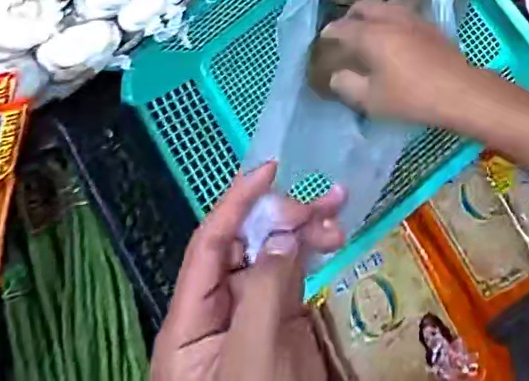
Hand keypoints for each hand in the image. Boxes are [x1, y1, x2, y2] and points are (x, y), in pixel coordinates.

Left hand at [152, 162, 346, 380]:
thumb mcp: (254, 360)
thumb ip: (265, 290)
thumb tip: (283, 232)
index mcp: (189, 324)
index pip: (208, 245)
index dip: (235, 201)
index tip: (270, 168)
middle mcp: (218, 312)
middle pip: (244, 243)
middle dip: (281, 215)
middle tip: (319, 209)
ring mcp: (252, 317)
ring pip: (274, 252)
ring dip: (305, 226)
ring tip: (339, 209)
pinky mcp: (281, 325)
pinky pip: (294, 272)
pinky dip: (314, 248)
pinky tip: (336, 233)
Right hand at [316, 0, 504, 128]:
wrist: (458, 89)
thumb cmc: (411, 96)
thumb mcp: (372, 100)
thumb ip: (348, 85)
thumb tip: (337, 75)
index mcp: (371, 35)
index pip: (344, 27)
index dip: (331, 31)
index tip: (325, 35)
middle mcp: (390, 19)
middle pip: (366, 5)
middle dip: (352, 13)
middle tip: (346, 26)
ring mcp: (413, 19)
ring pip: (387, 4)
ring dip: (374, 11)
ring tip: (370, 26)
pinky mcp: (430, 25)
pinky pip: (404, 12)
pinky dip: (392, 16)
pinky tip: (395, 31)